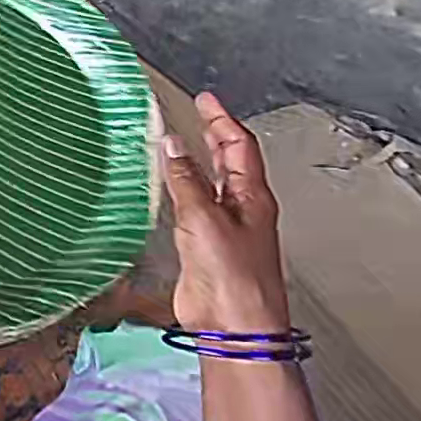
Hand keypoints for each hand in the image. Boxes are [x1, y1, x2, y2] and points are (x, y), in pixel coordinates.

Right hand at [163, 92, 290, 333]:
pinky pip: (192, 204)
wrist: (232, 321)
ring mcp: (222, 225)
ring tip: (180, 141)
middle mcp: (240, 207)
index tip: (205, 99)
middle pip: (231, 161)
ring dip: (197, 160)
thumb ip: (186, 181)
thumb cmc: (230, 272)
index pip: (239, 146)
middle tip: (198, 112)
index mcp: (252, 197)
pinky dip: (181, 186)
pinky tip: (168, 183)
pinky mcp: (202, 243)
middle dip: (215, 134)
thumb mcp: (205, 218)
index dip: (222, 120)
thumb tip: (170, 144)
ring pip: (211, 182)